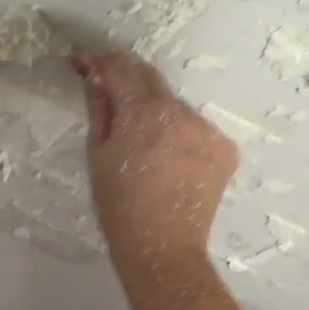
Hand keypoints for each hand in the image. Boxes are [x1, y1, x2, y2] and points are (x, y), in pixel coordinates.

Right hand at [71, 50, 238, 240]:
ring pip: (172, 104)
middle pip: (150, 79)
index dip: (100, 61)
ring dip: (153, 108)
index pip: (121, 67)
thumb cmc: (118, 203)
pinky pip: (193, 127)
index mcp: (146, 112)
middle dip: (126, 80)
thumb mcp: (98, 151)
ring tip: (138, 136)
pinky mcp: (225, 148)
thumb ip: (100, 106)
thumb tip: (96, 75)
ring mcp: (209, 129)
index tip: (82, 63)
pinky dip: (176, 131)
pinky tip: (164, 156)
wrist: (162, 248)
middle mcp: (183, 112)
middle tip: (105, 91)